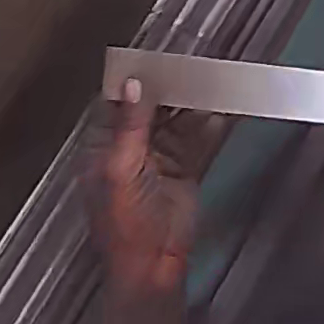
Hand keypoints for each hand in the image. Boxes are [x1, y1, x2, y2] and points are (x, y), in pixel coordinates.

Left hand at [93, 77, 197, 293]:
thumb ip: (130, 126)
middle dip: (170, 90)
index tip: (152, 59)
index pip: (115, 104)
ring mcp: (159, 158)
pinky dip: (209, 127)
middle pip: (151, 109)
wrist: (155, 263)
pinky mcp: (184, 168)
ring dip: (193, 106)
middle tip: (190, 68)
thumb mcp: (120, 169)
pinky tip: (220, 113)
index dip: (132, 81)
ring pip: (177, 122)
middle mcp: (130, 147)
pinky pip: (197, 141)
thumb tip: (132, 84)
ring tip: (210, 85)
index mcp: (103, 147)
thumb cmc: (125, 222)